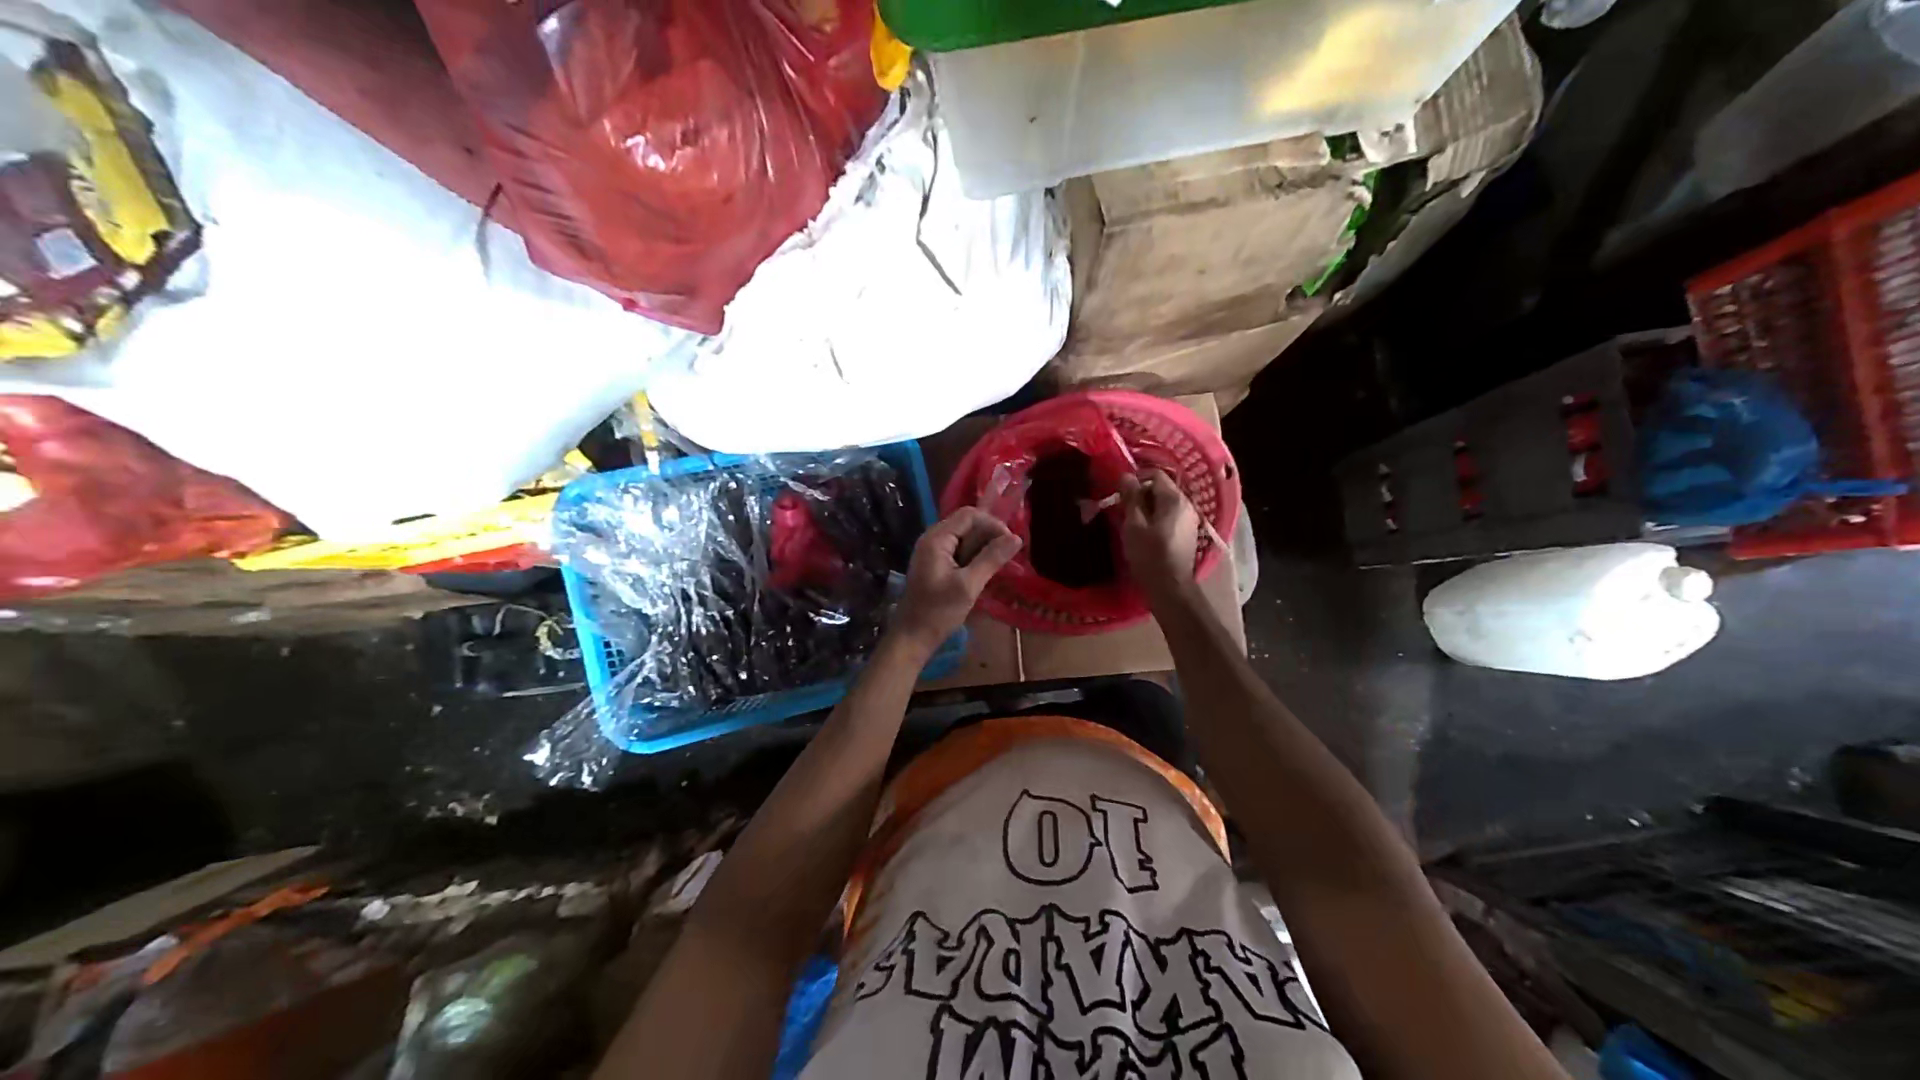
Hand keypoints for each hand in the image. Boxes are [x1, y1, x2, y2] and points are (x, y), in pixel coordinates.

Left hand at [891, 507, 1022, 653]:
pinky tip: (986, 572)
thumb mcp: (969, 585)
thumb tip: (1016, 538)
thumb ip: (991, 559)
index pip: (969, 515)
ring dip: (984, 548)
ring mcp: (932, 552)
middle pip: (967, 524)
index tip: (1011, 543)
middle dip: (989, 537)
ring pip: (965, 539)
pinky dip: (974, 558)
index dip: (993, 524)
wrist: (912, 637)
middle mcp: (932, 539)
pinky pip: (959, 552)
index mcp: (936, 539)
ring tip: (1001, 566)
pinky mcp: (935, 565)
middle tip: (1008, 557)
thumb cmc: (938, 612)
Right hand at [1118, 469, 1199, 602]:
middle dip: (1142, 492)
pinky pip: (1171, 515)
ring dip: (1149, 505)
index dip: (1137, 478)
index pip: (1156, 474)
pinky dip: (1158, 516)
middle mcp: (1187, 504)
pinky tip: (1146, 530)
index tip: (1120, 490)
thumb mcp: (1134, 525)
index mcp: (1175, 499)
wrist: (1170, 587)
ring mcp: (1190, 519)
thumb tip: (1126, 476)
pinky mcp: (1188, 532)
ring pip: (1167, 502)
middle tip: (1123, 506)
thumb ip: (1131, 498)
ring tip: (1132, 519)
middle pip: (1163, 488)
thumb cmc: (1149, 555)